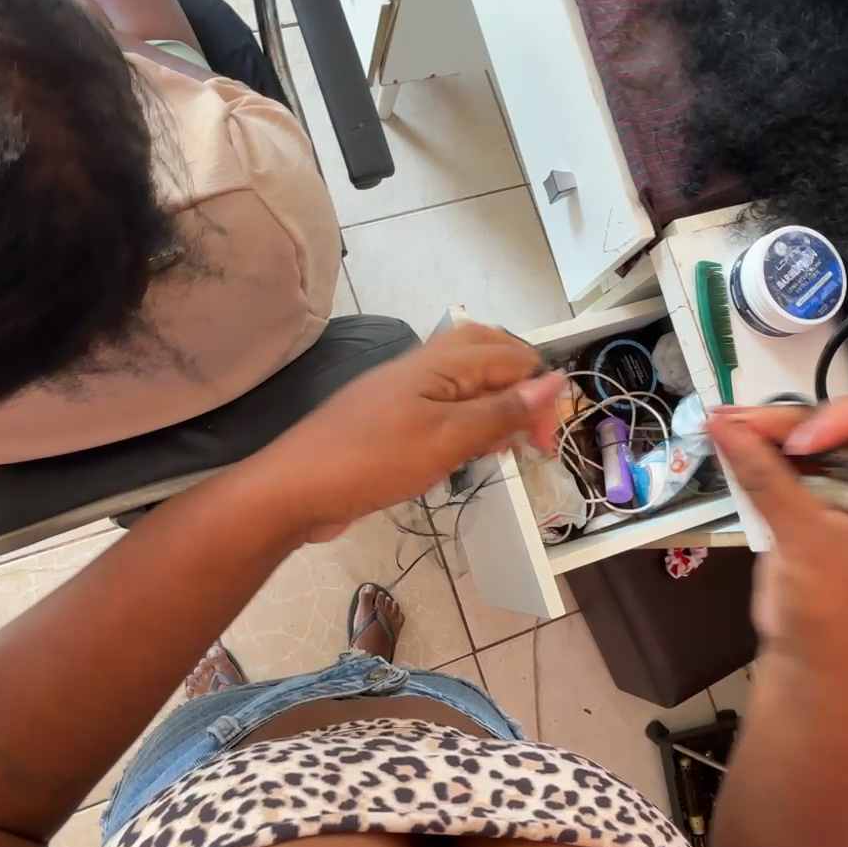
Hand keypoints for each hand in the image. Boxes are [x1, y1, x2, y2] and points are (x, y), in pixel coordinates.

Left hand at [255, 324, 565, 540]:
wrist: (294, 489)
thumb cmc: (373, 461)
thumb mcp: (446, 439)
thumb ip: (500, 410)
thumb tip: (553, 380)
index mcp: (440, 363)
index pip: (511, 356)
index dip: (538, 393)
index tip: (545, 442)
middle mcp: (423, 367)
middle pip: (487, 356)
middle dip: (518, 389)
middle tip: (530, 434)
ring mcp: (404, 393)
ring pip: (465, 384)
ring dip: (493, 408)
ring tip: (505, 448)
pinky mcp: (391, 421)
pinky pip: (442, 410)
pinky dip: (465, 426)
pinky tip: (468, 455)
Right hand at [706, 396, 847, 677]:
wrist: (811, 666)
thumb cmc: (829, 610)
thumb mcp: (802, 538)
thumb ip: (764, 476)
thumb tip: (721, 424)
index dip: (846, 418)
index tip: (800, 444)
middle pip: (844, 425)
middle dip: (791, 422)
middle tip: (735, 421)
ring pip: (812, 442)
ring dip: (769, 433)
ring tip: (722, 425)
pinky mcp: (815, 507)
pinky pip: (791, 466)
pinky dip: (761, 455)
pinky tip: (730, 444)